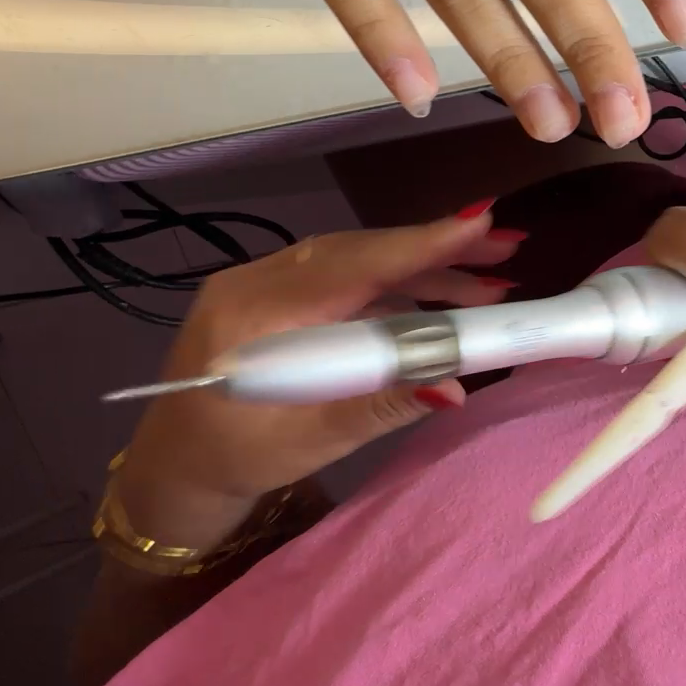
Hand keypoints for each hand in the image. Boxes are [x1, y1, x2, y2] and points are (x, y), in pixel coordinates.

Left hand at [113, 212, 521, 549]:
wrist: (179, 465)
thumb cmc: (241, 457)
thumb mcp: (314, 439)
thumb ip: (382, 407)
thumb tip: (456, 389)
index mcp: (257, 317)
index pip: (350, 267)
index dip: (418, 245)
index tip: (477, 220)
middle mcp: (257, 284)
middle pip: (362, 250)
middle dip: (439, 246)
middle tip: (506, 245)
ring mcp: (266, 285)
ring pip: (361, 258)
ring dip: (427, 265)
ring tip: (492, 282)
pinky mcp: (281, 295)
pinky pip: (350, 275)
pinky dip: (402, 281)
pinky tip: (443, 298)